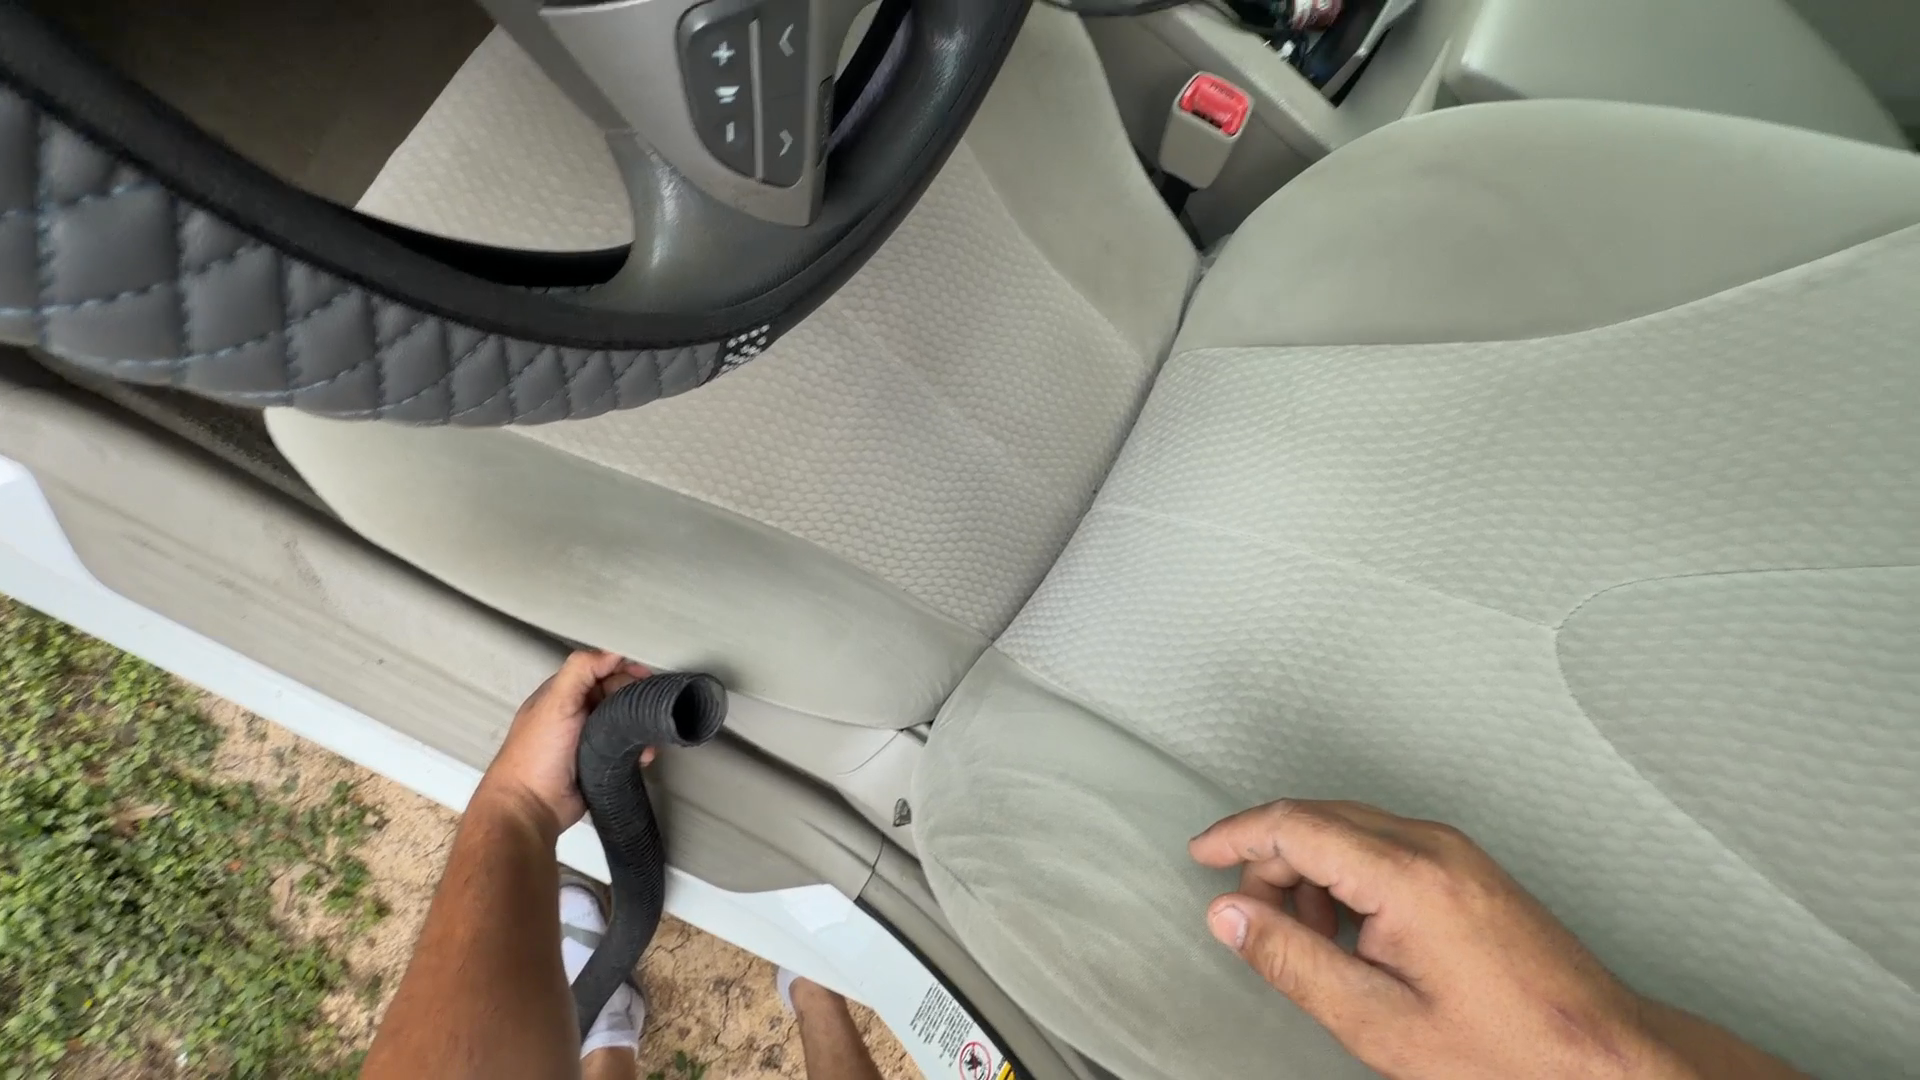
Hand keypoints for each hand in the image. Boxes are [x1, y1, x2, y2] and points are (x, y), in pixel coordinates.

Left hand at [473, 650, 653, 841]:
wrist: (532, 809)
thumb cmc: (536, 756)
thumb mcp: (556, 703)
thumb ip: (581, 671)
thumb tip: (614, 651)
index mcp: (561, 694)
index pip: (599, 669)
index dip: (623, 668)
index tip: (645, 675)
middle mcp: (575, 713)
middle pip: (616, 693)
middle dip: (636, 699)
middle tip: (648, 707)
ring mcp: (588, 738)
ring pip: (625, 721)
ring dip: (641, 726)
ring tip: (649, 735)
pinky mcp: (600, 761)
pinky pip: (627, 747)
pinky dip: (639, 748)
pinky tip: (644, 755)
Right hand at [1190, 800, 1681, 1079]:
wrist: (1617, 1066)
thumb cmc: (1510, 1055)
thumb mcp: (1381, 1024)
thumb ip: (1292, 960)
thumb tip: (1228, 915)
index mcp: (1405, 875)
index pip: (1291, 825)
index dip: (1236, 836)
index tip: (1201, 854)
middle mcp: (1426, 843)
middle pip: (1312, 818)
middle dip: (1268, 860)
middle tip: (1254, 918)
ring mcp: (1448, 847)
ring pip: (1340, 826)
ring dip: (1304, 868)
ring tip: (1310, 936)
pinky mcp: (1459, 861)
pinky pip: (1374, 841)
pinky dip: (1340, 872)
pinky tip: (1349, 928)